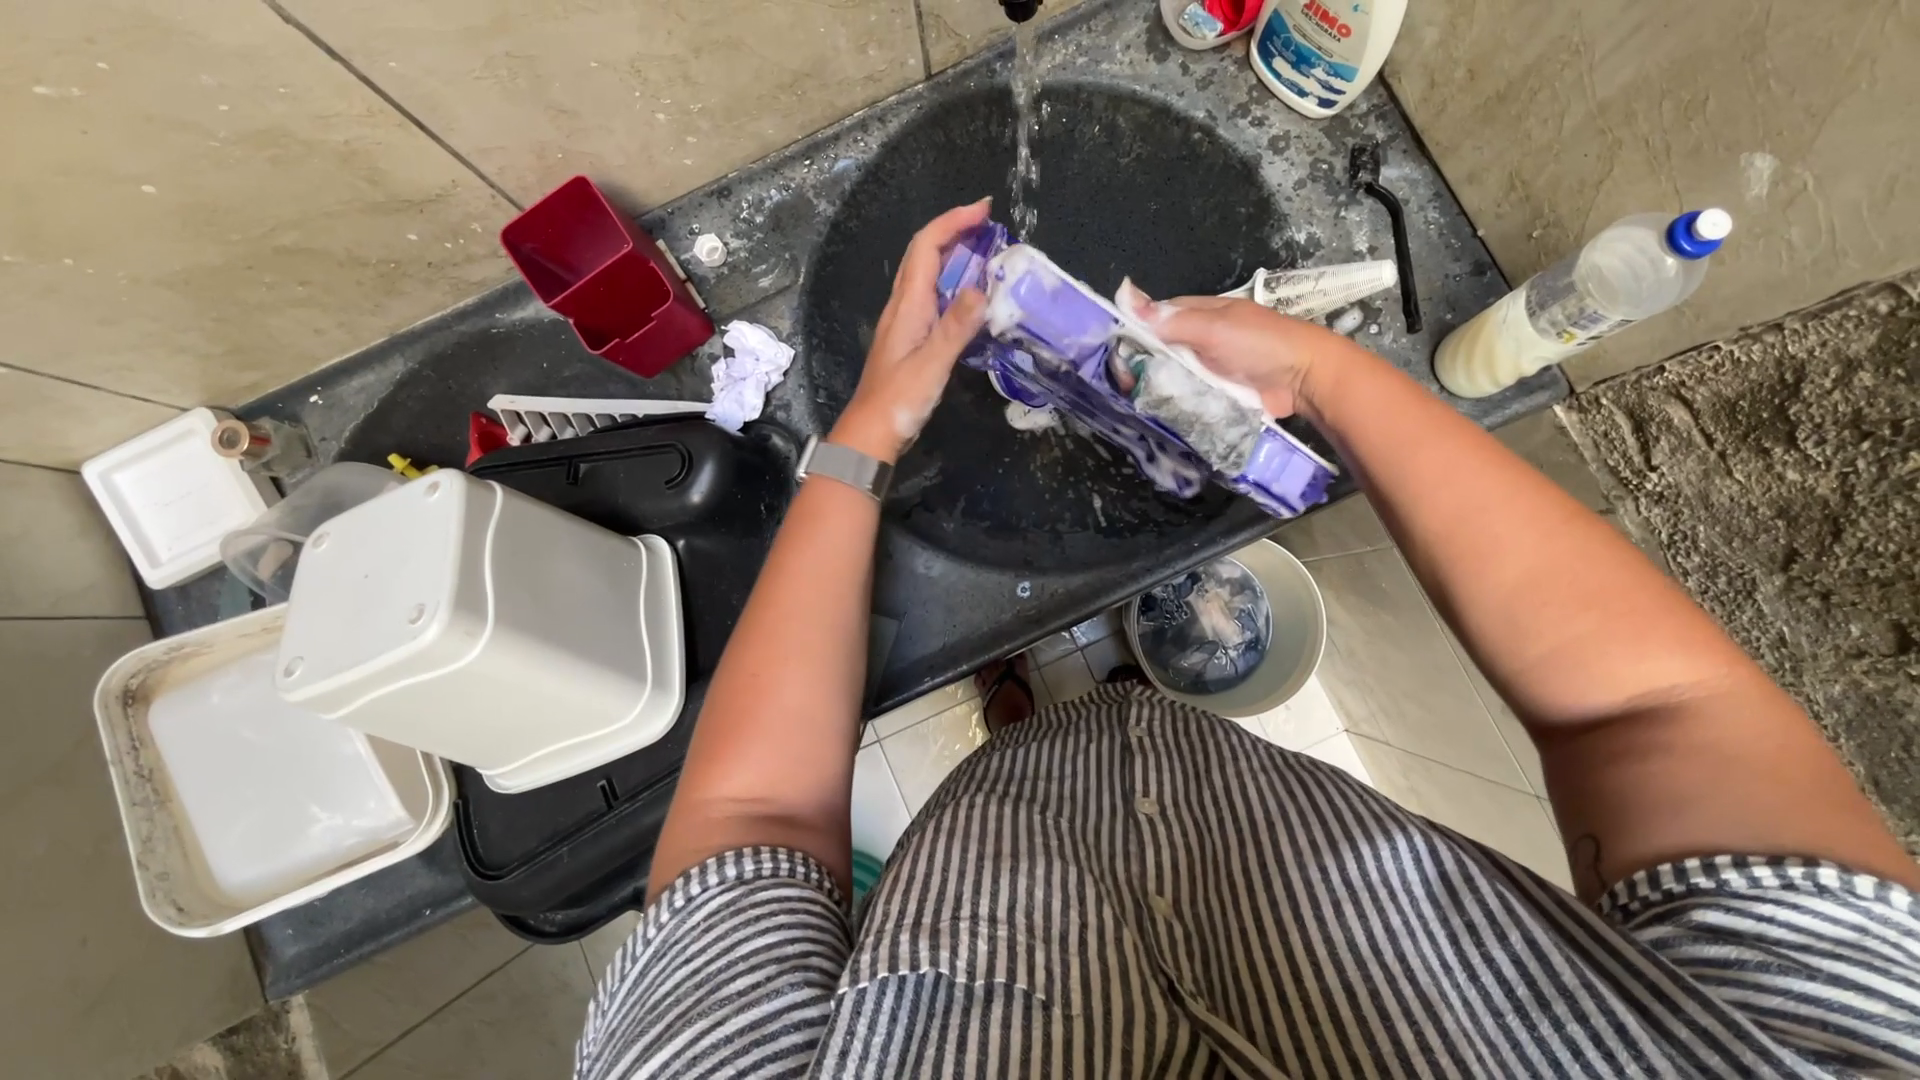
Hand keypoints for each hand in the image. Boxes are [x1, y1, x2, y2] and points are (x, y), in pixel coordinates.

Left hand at [830, 200, 993, 462]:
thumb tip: (983, 289)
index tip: (984, 209)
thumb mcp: (932, 364)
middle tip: (990, 226)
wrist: (871, 433)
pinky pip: (932, 300)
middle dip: (955, 232)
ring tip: (987, 255)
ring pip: (928, 276)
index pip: (926, 247)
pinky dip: (954, 287)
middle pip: (925, 255)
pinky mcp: (910, 341)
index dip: (953, 222)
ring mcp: (905, 323)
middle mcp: (903, 307)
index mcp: (907, 305)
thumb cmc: (898, 400)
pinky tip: (971, 300)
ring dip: (955, 257)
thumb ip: (957, 327)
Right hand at [1116, 281, 1331, 418]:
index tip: (1118, 355)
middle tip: (1127, 384)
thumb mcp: (1215, 327)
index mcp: (1197, 313)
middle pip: (1157, 349)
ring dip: (1154, 385)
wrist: (1303, 380)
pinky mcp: (1213, 392)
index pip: (1153, 319)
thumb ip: (1172, 319)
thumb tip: (1127, 297)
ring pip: (1167, 374)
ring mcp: (1206, 366)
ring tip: (1136, 400)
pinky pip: (1184, 394)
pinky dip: (1172, 400)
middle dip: (1140, 364)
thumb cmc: (1260, 344)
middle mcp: (1197, 338)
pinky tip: (1157, 409)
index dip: (1133, 333)